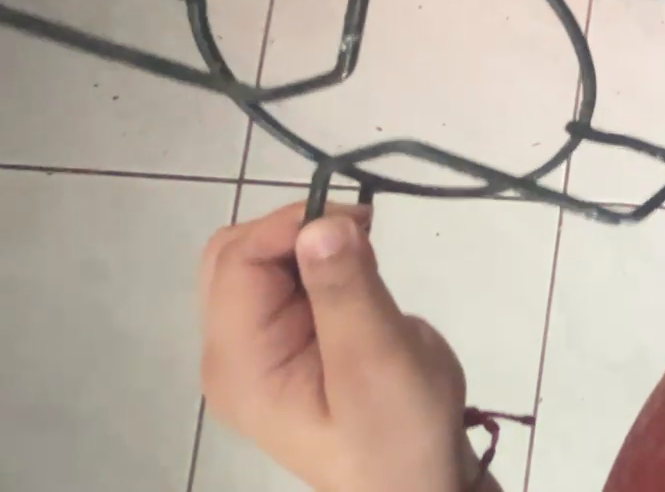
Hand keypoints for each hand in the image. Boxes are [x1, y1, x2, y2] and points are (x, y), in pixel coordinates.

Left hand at [200, 204, 482, 491]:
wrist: (414, 478)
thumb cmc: (398, 425)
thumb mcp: (378, 357)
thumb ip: (347, 289)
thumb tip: (322, 222)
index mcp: (242, 360)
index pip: (238, 262)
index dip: (293, 224)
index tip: (365, 217)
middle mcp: (234, 351)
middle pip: (232, 258)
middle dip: (296, 227)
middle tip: (367, 230)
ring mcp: (260, 349)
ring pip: (257, 265)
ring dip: (309, 242)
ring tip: (370, 251)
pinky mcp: (292, 343)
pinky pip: (286, 284)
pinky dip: (321, 260)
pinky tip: (362, 271)